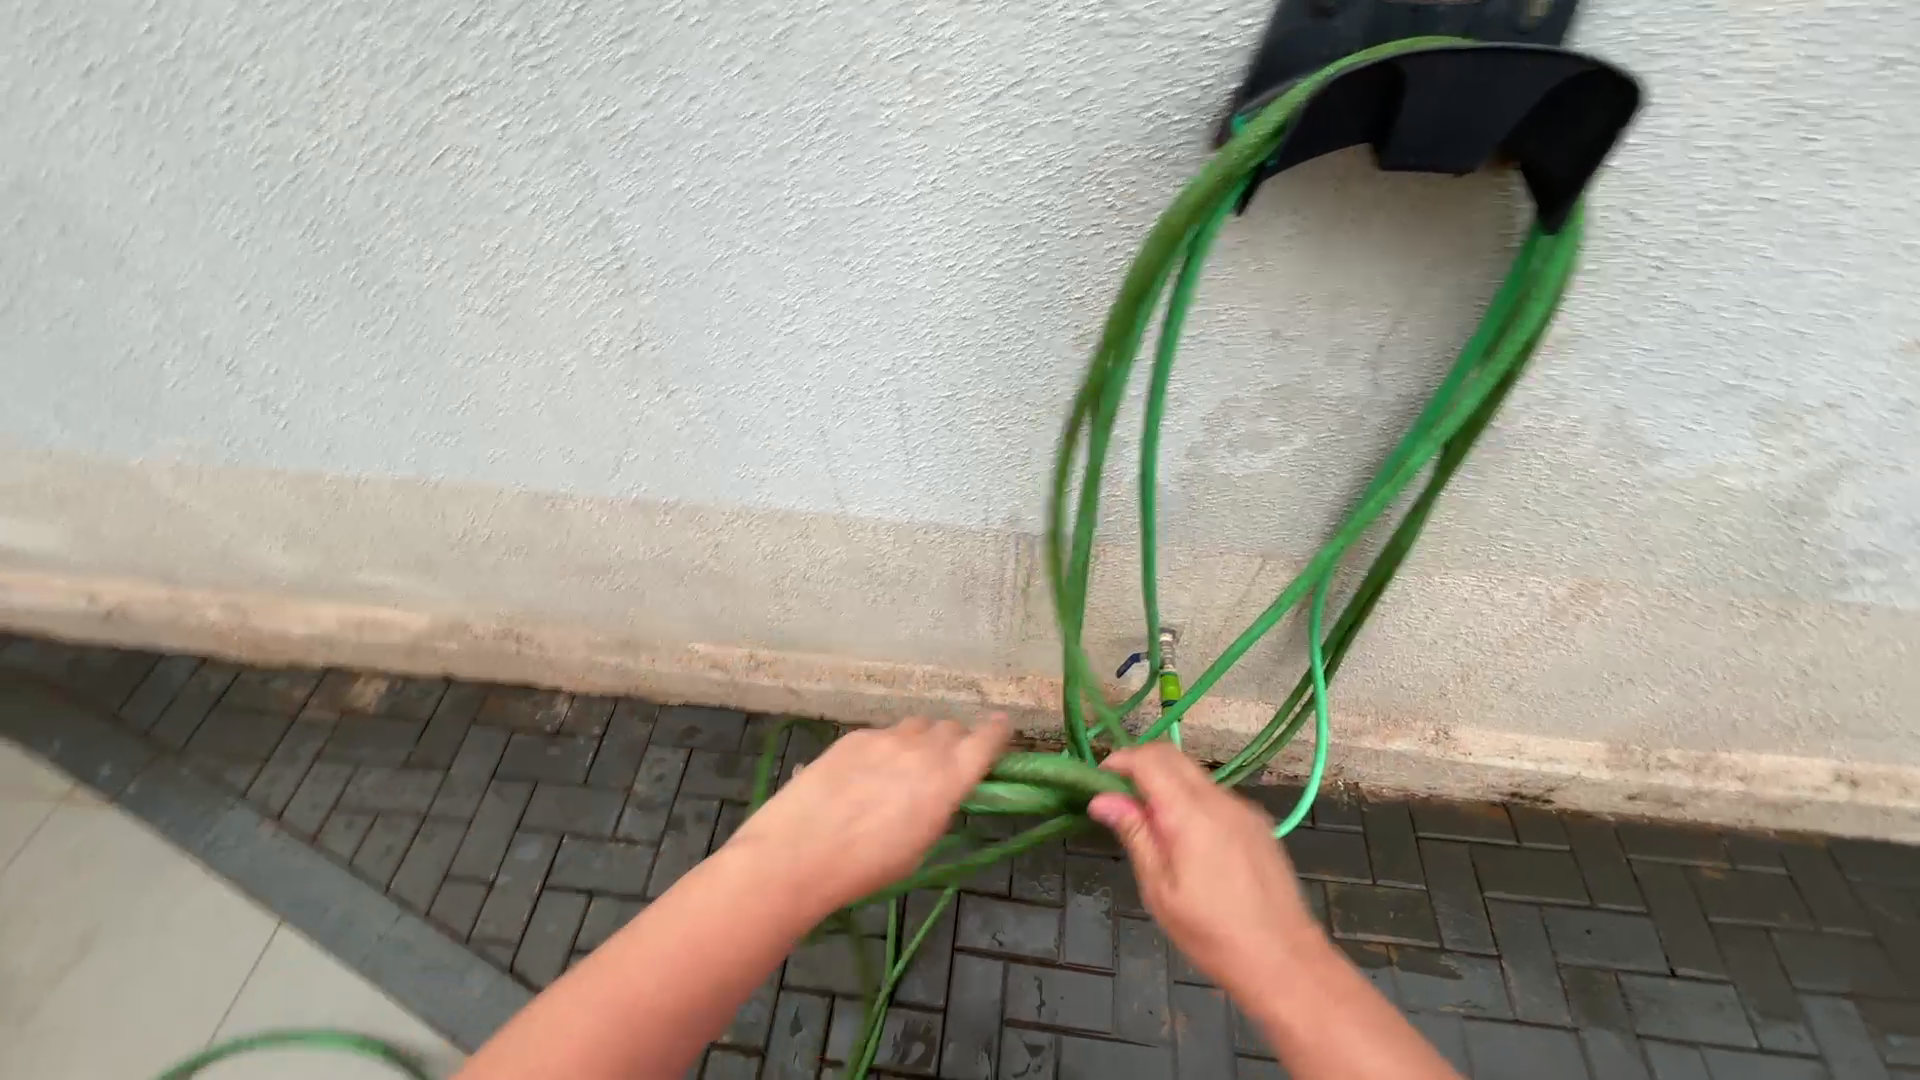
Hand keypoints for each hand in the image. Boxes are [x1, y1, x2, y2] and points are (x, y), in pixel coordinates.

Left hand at [723, 715, 1009, 915]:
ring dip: (920, 741)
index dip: (997, 732)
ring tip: (903, 767)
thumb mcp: (919, 846)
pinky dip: (886, 747)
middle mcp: (922, 748)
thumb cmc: (866, 867)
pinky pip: (883, 734)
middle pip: (951, 729)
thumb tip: (941, 791)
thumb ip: (937, 808)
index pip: (986, 740)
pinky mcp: (854, 736)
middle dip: (954, 742)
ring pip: (916, 727)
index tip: (1002, 727)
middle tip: (944, 764)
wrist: (800, 851)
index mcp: (947, 779)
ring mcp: (886, 737)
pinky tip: (864, 774)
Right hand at [1089, 742, 1318, 998]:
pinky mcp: (1258, 823)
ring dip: (1166, 781)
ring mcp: (1243, 809)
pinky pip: (1215, 795)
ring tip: (1149, 821)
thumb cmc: (1212, 933)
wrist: (1286, 961)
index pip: (1149, 760)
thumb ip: (1135, 834)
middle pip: (1173, 755)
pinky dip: (1191, 798)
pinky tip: (1187, 838)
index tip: (1098, 778)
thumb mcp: (1160, 890)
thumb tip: (1101, 799)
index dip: (1120, 760)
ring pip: (1195, 774)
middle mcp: (1219, 800)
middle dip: (1140, 762)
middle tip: (1117, 792)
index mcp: (1190, 814)